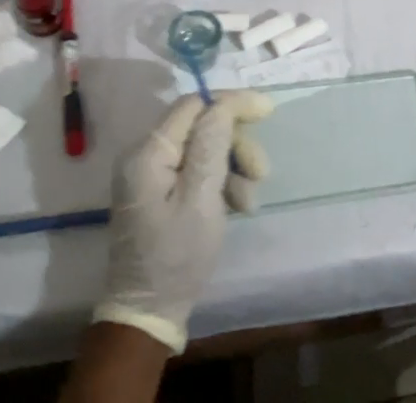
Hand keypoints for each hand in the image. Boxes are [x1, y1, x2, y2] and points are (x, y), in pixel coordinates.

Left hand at [91, 91, 273, 351]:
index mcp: (148, 153)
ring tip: (248, 201)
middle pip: (203, 127)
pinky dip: (223, 183)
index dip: (232, 104)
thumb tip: (225, 103)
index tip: (269, 112)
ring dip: (235, 167)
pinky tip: (238, 206)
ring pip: (206, 149)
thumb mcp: (201, 199)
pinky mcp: (162, 192)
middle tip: (261, 172)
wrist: (149, 312)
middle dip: (237, 144)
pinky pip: (199, 170)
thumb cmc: (176, 256)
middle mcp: (146, 156)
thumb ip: (212, 146)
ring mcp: (153, 175)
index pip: (194, 104)